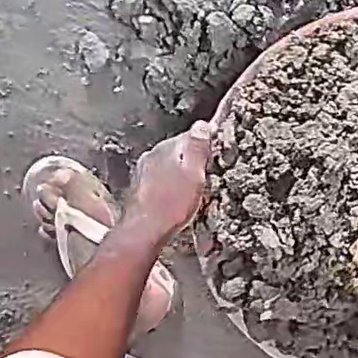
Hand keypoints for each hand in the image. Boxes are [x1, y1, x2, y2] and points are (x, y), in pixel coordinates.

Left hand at [120, 121, 215, 241]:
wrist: (142, 232)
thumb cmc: (171, 205)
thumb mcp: (194, 175)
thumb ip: (198, 148)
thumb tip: (202, 125)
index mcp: (167, 148)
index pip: (192, 134)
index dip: (207, 140)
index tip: (218, 148)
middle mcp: (152, 155)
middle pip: (179, 149)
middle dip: (193, 157)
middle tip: (209, 171)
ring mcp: (143, 171)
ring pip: (168, 163)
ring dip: (180, 171)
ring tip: (193, 187)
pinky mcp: (139, 187)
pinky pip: (160, 177)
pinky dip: (170, 183)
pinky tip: (176, 197)